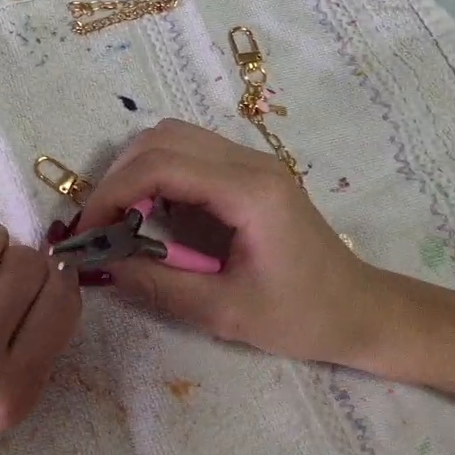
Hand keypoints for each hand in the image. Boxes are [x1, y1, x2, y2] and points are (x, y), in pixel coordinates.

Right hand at [73, 119, 389, 365]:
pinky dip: (155, 171)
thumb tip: (102, 264)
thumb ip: (159, 286)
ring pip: (169, 136)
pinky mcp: (247, 168)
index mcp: (250, 192)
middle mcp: (249, 161)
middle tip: (100, 223)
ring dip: (134, 169)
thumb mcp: (227, 313)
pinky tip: (152, 210)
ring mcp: (250, 159)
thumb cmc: (304, 317)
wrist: (366, 312)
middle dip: (118, 177)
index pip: (160, 167)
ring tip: (122, 215)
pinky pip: (185, 150)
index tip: (89, 230)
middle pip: (159, 140)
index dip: (112, 193)